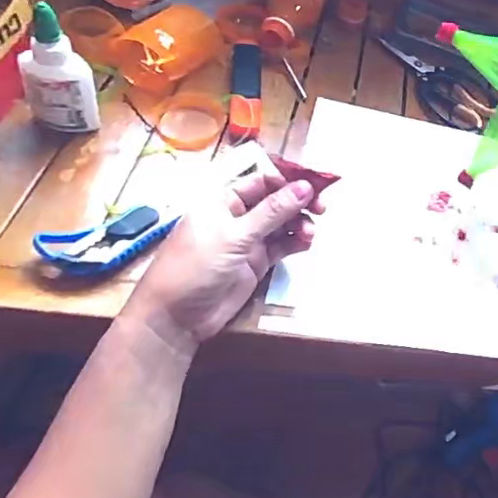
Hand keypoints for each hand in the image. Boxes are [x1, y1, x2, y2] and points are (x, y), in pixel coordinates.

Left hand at [122, 166, 323, 356]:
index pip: (263, 179)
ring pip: (281, 224)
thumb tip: (305, 187)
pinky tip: (305, 243)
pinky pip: (280, 246)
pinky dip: (295, 243)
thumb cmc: (195, 266)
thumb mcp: (235, 235)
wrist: (175, 317)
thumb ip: (272, 212)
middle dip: (299, 201)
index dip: (289, 179)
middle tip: (322, 208)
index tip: (316, 184)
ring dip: (299, 223)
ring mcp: (247, 240)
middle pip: (276, 200)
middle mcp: (237, 215)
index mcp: (223, 199)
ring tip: (309, 233)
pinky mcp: (255, 263)